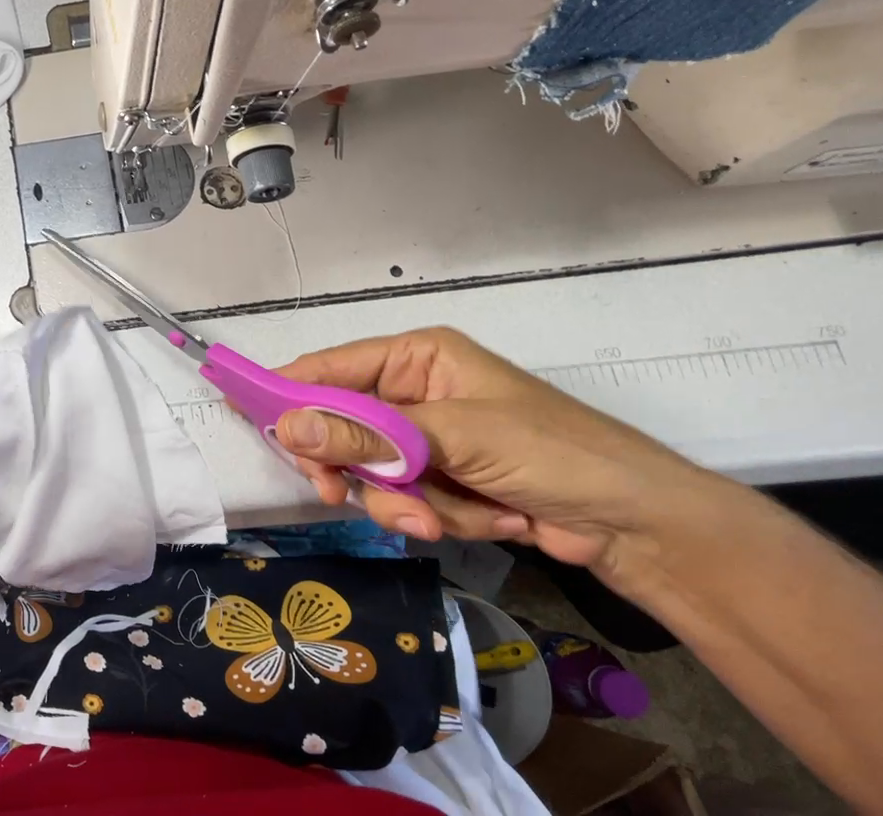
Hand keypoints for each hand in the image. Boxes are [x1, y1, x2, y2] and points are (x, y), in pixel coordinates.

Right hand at [271, 327, 717, 581]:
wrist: (637, 524)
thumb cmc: (552, 451)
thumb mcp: (452, 437)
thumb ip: (366, 436)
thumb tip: (286, 429)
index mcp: (417, 359)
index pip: (330, 369)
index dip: (287, 391)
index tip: (245, 414)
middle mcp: (413, 394)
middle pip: (339, 427)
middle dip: (351, 466)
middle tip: (333, 492)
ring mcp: (426, 442)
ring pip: (368, 473)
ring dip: (402, 501)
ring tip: (440, 516)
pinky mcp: (441, 483)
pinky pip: (401, 500)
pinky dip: (433, 516)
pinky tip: (483, 520)